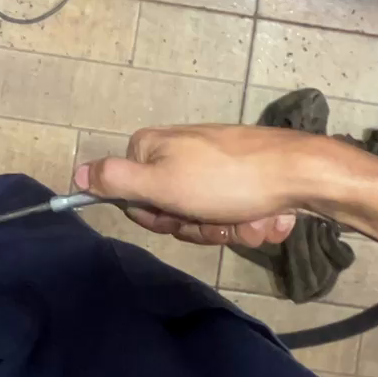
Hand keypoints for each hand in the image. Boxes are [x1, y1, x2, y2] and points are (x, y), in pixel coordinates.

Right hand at [73, 125, 354, 247]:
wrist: (303, 173)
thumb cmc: (226, 180)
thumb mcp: (162, 184)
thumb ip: (115, 180)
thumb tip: (74, 174)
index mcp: (150, 148)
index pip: (133, 197)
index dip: (157, 216)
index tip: (181, 215)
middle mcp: (175, 151)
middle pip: (169, 209)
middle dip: (198, 226)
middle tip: (218, 219)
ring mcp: (209, 163)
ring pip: (203, 216)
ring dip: (228, 228)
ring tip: (250, 217)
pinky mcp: (239, 176)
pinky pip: (231, 211)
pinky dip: (248, 220)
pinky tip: (266, 214)